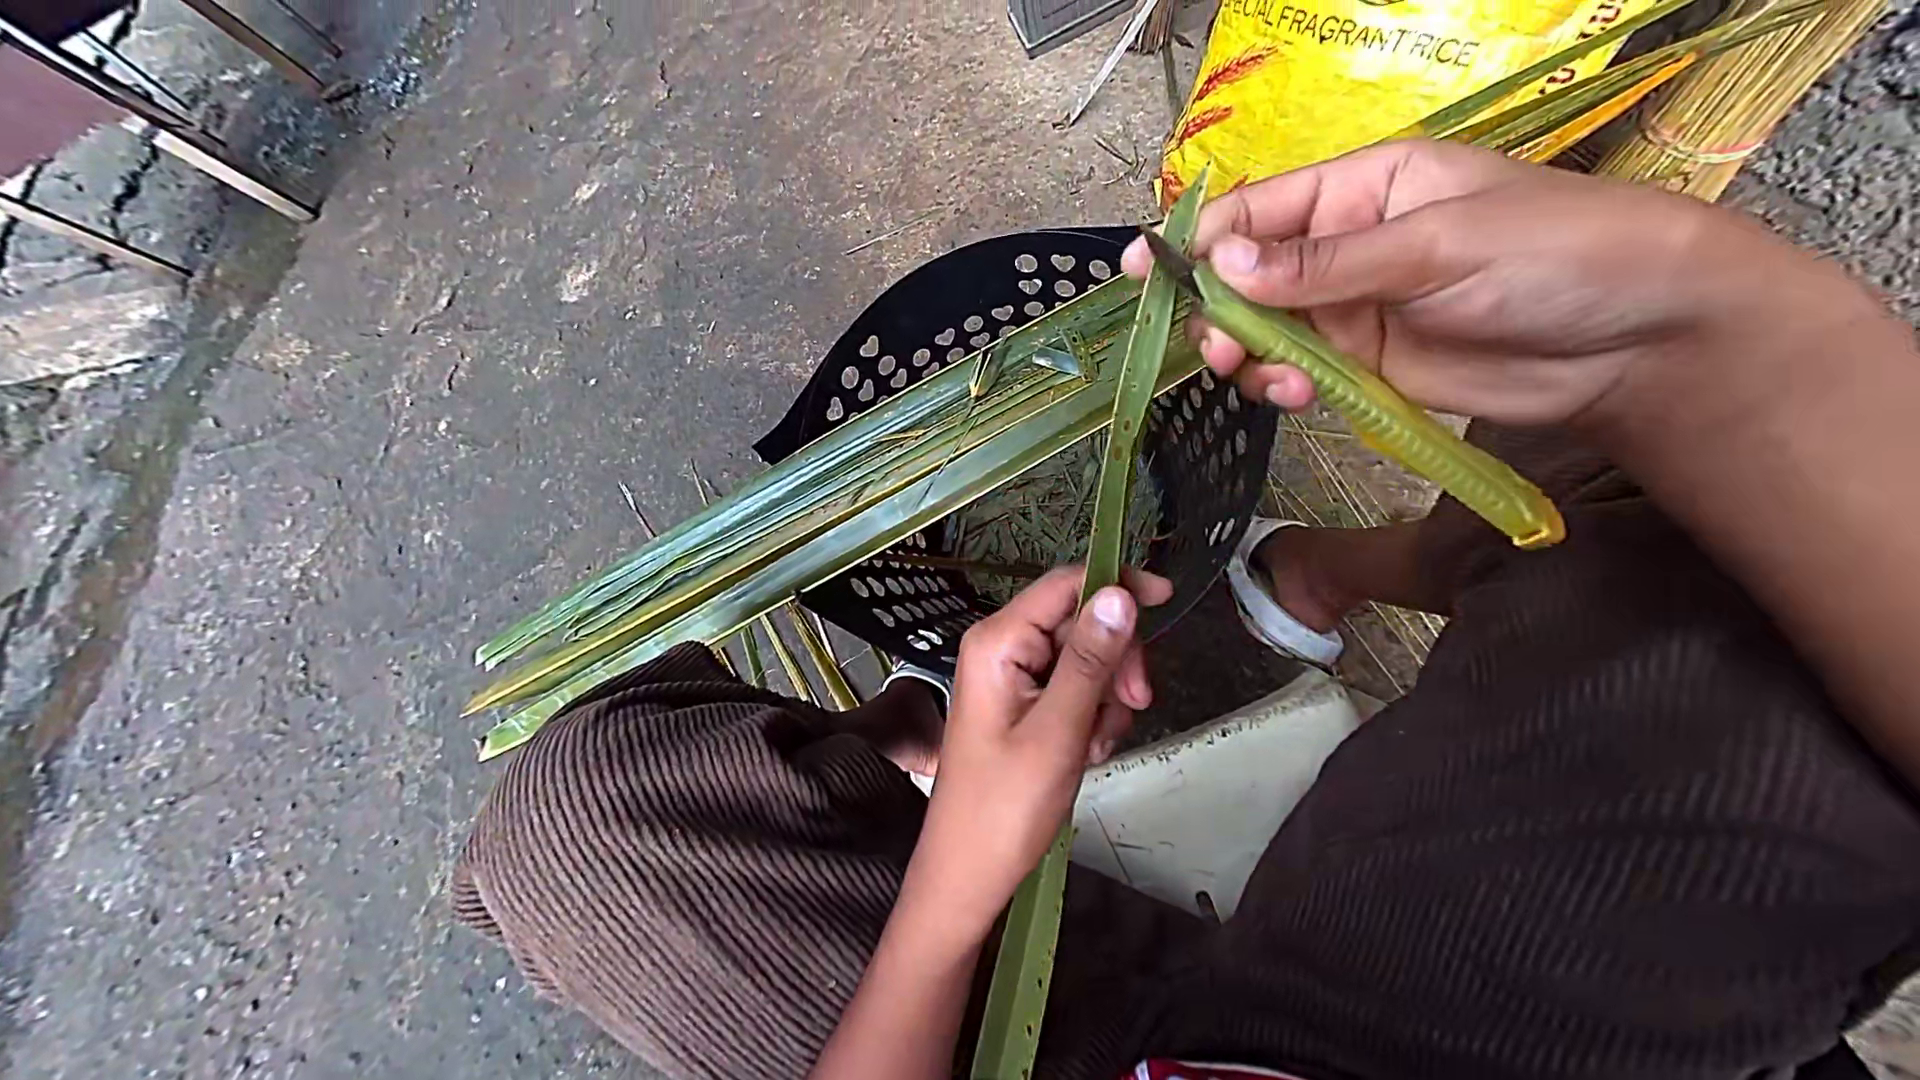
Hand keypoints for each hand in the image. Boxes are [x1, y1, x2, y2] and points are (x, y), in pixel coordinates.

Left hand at [910, 567, 1170, 936]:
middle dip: (1113, 660)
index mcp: (998, 640)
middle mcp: (1003, 646)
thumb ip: (1089, 660)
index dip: (1116, 583)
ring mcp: (1014, 675)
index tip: (1165, 599)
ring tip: (1094, 743)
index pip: (1064, 584)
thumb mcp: (1057, 730)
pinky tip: (1085, 751)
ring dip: (1105, 697)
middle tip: (1132, 703)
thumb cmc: (1006, 807)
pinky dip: (1092, 715)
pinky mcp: (1025, 702)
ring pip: (1085, 657)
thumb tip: (1121, 593)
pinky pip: (1075, 687)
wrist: (971, 871)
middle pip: (1080, 621)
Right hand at [1121, 138, 1857, 427]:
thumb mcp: (1435, 244)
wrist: (1628, 344)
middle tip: (1218, 346)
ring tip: (1264, 375)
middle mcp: (1336, 250)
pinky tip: (1300, 394)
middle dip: (1218, 312)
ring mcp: (1340, 311)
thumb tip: (1225, 265)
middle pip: (1241, 279)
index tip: (1142, 270)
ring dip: (1245, 356)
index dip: (1195, 238)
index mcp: (1357, 191)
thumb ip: (1323, 263)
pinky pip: (1287, 372)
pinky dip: (1278, 385)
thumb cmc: (1553, 256)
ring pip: (1256, 332)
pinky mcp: (1350, 364)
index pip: (1256, 210)